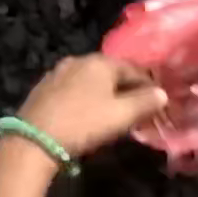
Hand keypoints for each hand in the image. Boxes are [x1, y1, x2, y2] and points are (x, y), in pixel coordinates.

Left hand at [18, 55, 168, 157]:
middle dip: (125, 88)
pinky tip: (87, 112)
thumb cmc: (84, 122)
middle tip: (137, 109)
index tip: (157, 102)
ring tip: (114, 112)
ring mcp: (58, 71)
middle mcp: (78, 60)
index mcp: (99, 62)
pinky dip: (85, 96)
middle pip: (110, 72)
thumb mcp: (121, 115)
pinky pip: (74, 87)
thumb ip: (144, 102)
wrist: (36, 137)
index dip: (147, 85)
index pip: (132, 68)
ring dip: (104, 92)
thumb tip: (161, 93)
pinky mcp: (45, 86)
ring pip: (90, 79)